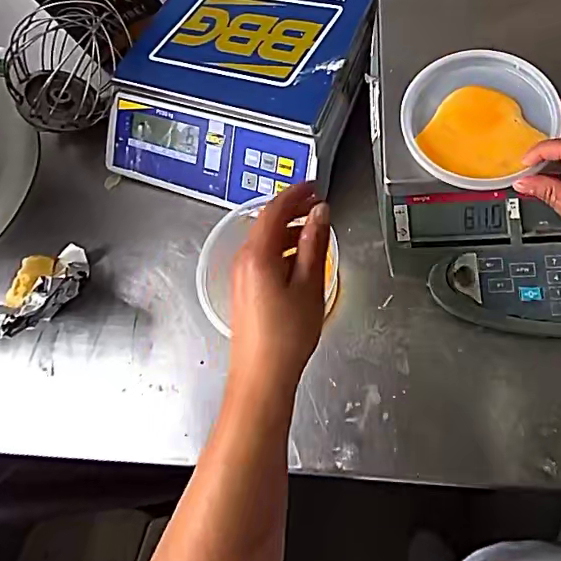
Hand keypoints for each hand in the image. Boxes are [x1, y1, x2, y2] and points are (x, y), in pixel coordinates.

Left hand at [227, 183, 331, 392]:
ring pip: (265, 240)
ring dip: (289, 230)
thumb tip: (319, 214)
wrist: (261, 375)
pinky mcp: (244, 288)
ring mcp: (241, 275)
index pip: (275, 210)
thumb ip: (315, 244)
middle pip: (267, 222)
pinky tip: (300, 258)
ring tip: (314, 230)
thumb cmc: (285, 336)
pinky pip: (262, 256)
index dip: (296, 193)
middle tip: (316, 203)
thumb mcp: (309, 285)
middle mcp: (243, 260)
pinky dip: (282, 248)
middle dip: (293, 209)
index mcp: (257, 255)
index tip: (313, 185)